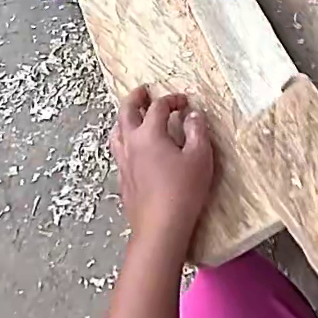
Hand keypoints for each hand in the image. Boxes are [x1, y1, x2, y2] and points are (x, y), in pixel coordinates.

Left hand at [110, 86, 213, 253]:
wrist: (161, 227)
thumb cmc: (184, 189)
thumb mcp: (200, 155)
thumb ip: (197, 130)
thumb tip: (193, 115)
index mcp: (150, 134)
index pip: (158, 107)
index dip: (172, 99)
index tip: (185, 101)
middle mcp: (131, 144)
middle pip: (126, 113)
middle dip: (136, 98)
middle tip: (144, 90)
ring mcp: (123, 163)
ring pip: (117, 132)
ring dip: (125, 118)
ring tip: (134, 115)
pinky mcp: (123, 179)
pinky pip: (119, 150)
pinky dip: (125, 139)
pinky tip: (136, 147)